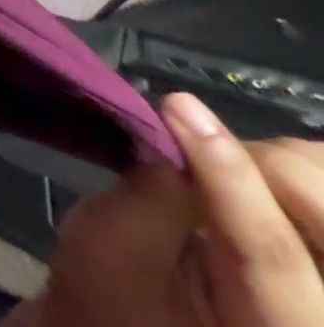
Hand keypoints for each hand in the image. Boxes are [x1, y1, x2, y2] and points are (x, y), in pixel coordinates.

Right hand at [15, 94, 323, 325]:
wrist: (146, 319)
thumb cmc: (117, 287)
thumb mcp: (109, 246)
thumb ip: (145, 198)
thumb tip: (176, 131)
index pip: (268, 253)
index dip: (225, 174)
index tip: (178, 107)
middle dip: (261, 161)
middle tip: (198, 140)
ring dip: (286, 162)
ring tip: (233, 164)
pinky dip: (305, 166)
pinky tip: (267, 176)